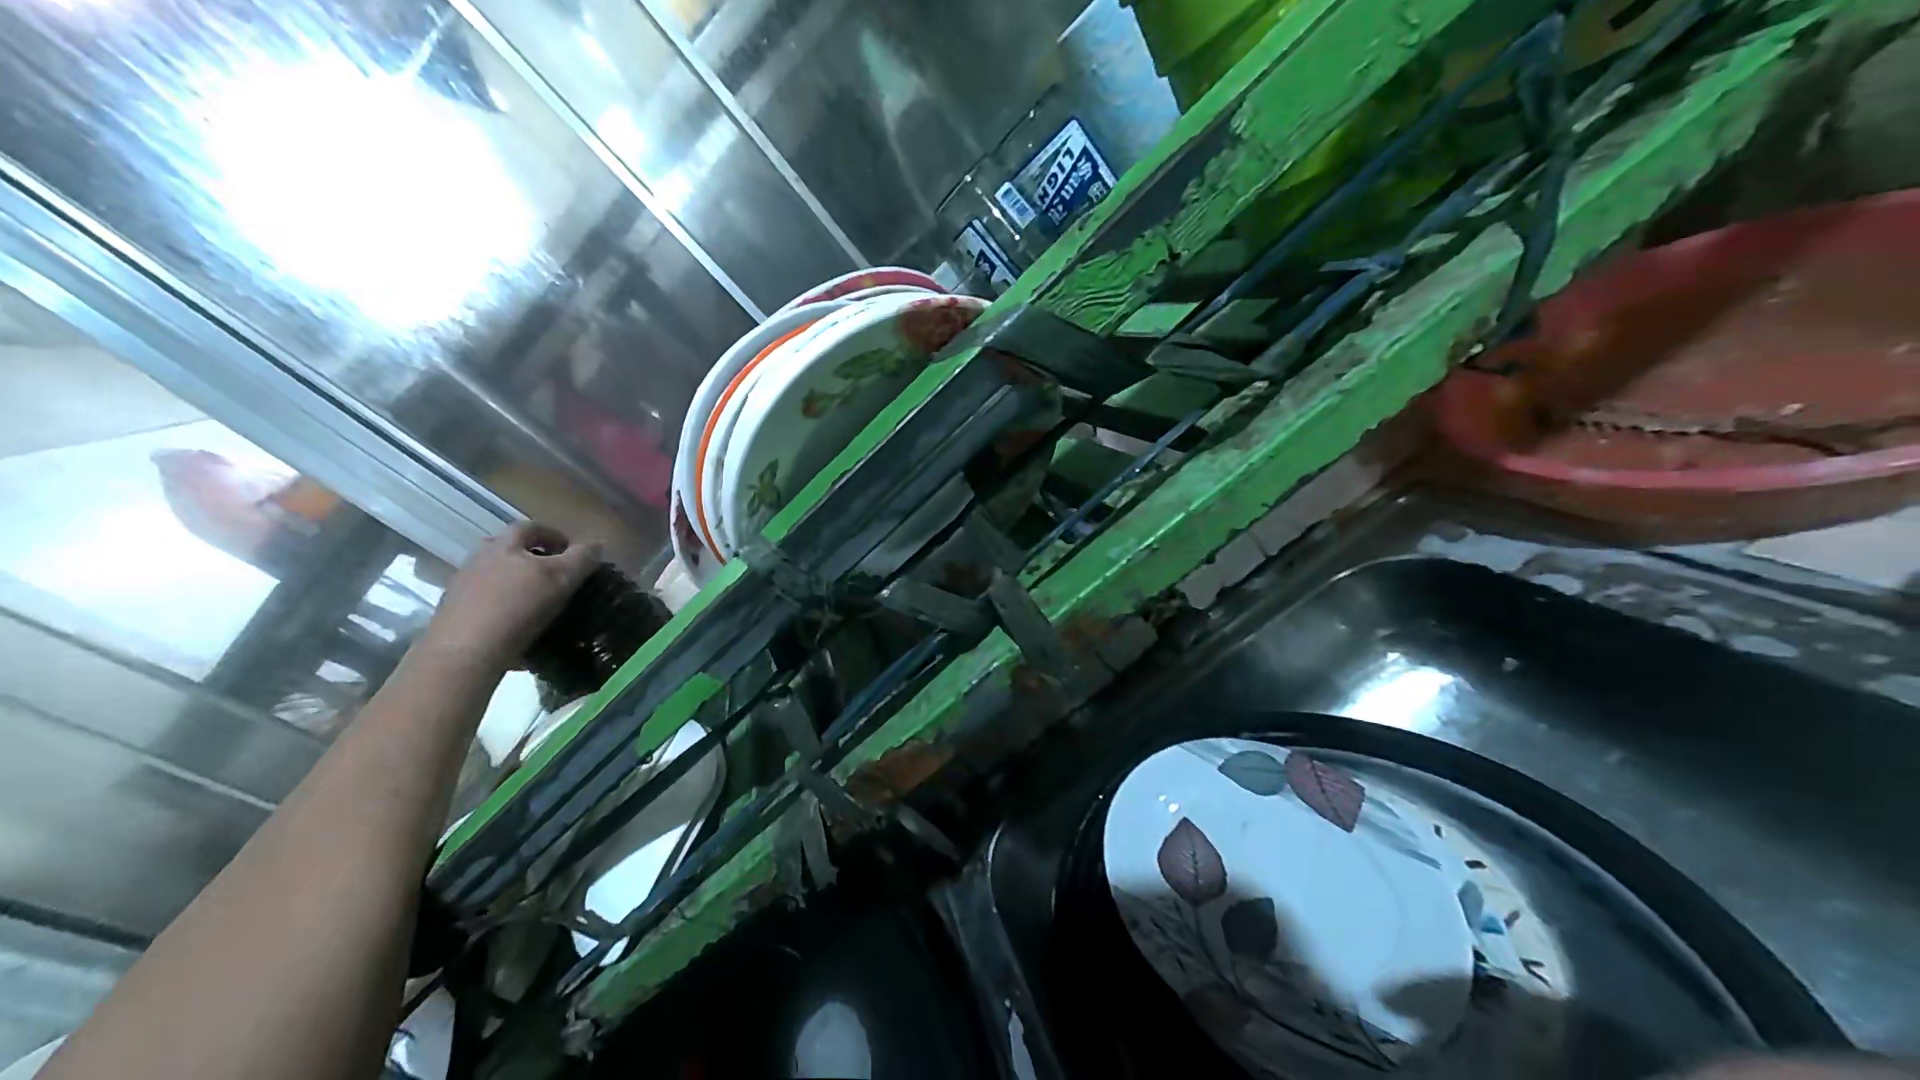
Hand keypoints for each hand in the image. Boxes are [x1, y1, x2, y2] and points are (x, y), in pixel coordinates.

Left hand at [417, 522, 599, 670]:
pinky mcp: (454, 613)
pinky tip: (519, 627)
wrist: (464, 652)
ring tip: (540, 604)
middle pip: (510, 550)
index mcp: (503, 545)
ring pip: (497, 576)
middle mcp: (478, 559)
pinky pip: (487, 602)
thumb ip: (582, 558)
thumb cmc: (518, 607)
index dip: (554, 534)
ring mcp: (462, 587)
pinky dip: (505, 607)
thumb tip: (597, 543)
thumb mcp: (562, 579)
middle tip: (557, 576)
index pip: (531, 527)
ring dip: (518, 584)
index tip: (572, 551)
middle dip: (534, 558)